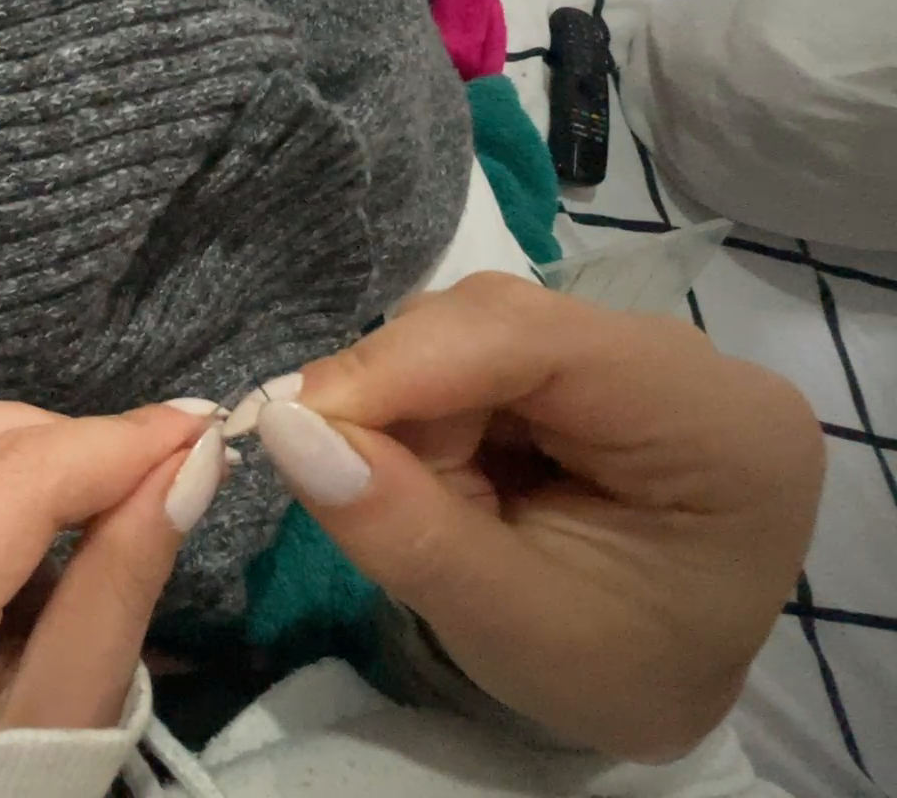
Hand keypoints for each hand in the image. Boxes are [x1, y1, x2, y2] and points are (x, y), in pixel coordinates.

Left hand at [0, 397, 225, 734]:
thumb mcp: (61, 714)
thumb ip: (119, 582)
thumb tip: (184, 471)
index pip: (15, 483)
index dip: (115, 443)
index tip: (198, 427)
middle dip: (82, 446)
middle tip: (164, 458)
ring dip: (30, 444)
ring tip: (95, 482)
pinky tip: (16, 497)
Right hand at [230, 273, 823, 761]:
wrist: (629, 670)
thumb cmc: (597, 665)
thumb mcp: (501, 624)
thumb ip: (401, 529)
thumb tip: (282, 426)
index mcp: (710, 424)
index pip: (529, 339)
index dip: (395, 364)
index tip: (286, 419)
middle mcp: (665, 358)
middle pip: (480, 322)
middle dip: (389, 394)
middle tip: (338, 475)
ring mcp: (603, 350)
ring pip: (446, 327)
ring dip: (391, 404)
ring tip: (411, 490)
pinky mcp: (550, 359)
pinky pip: (438, 347)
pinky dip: (398, 404)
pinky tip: (423, 463)